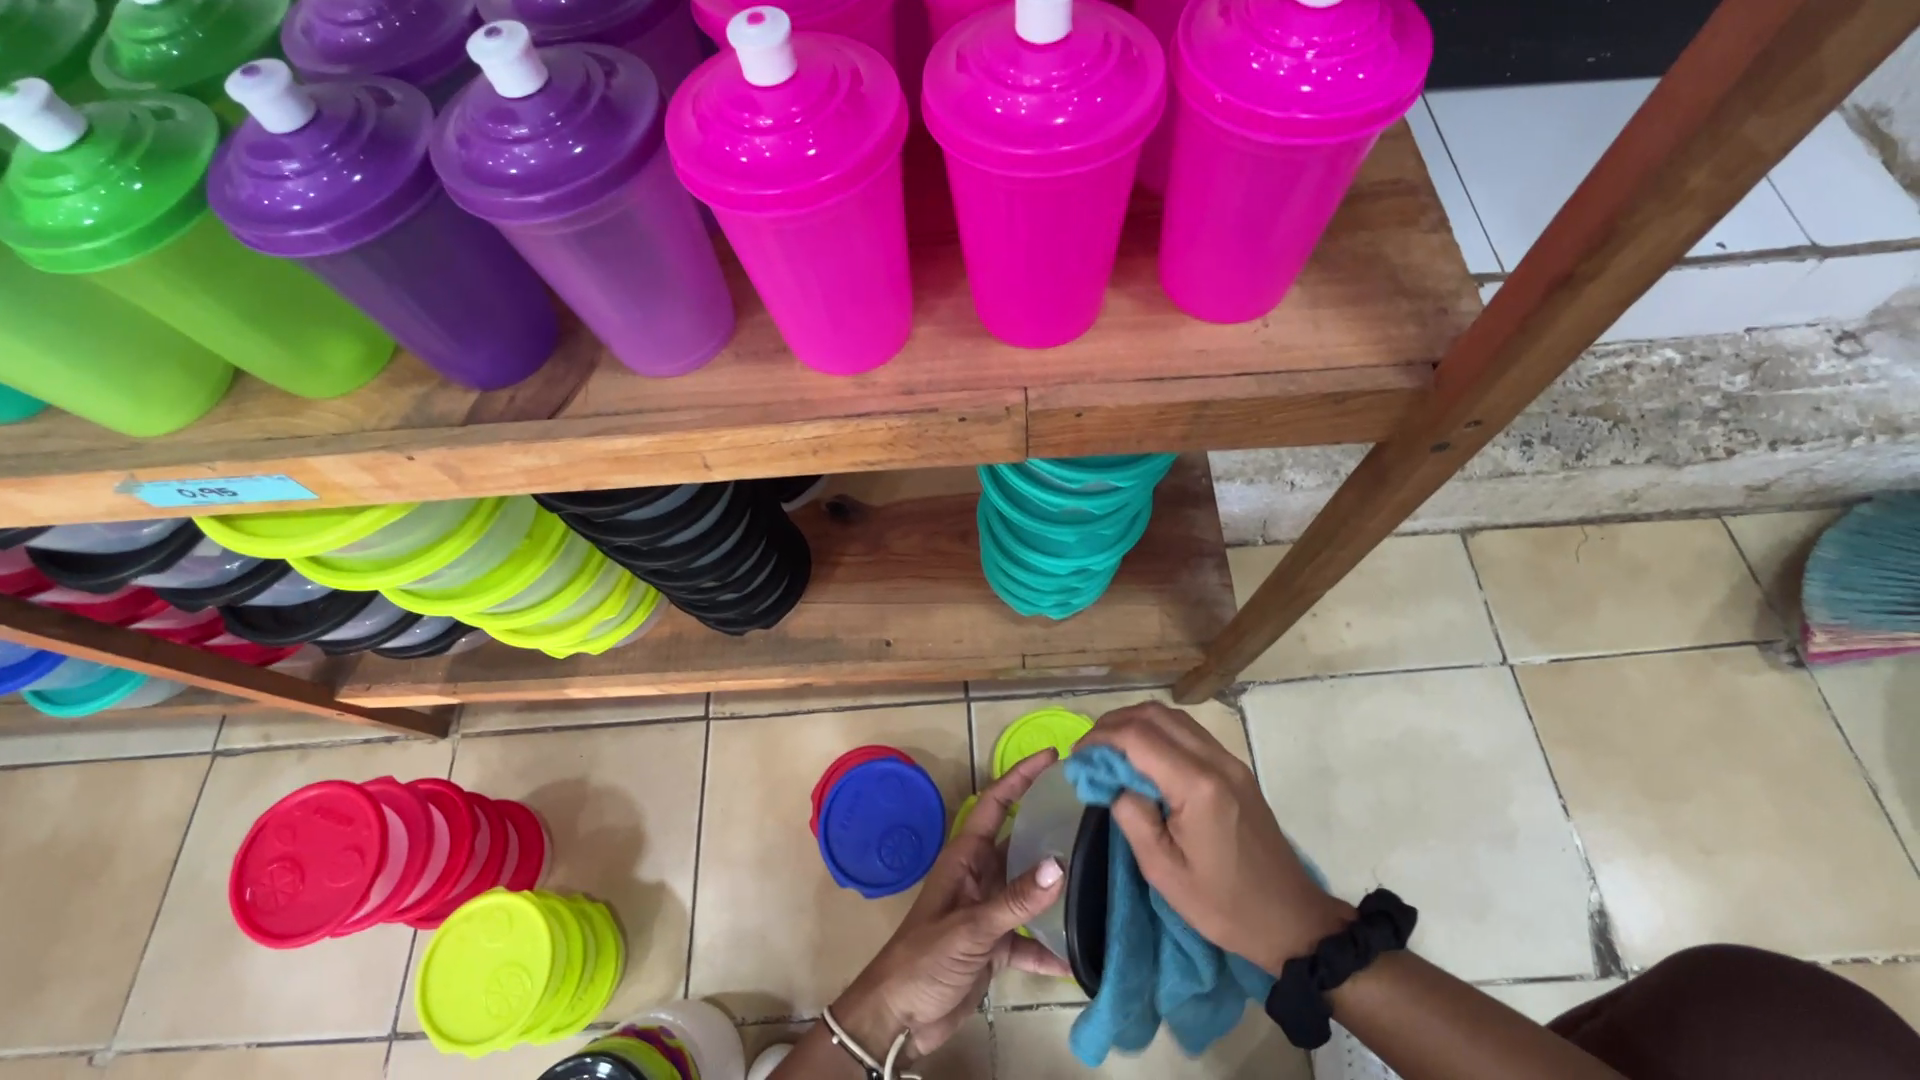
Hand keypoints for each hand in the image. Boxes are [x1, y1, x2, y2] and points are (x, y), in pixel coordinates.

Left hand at [831, 750, 1071, 1058]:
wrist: (898, 1017)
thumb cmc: (922, 960)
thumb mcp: (970, 928)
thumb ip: (1014, 900)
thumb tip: (1059, 865)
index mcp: (965, 858)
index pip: (997, 804)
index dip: (1021, 777)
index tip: (1054, 757)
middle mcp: (979, 877)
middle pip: (1020, 843)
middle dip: (1050, 827)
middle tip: (1093, 814)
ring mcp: (987, 912)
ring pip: (1028, 889)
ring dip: (1056, 888)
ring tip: (1098, 876)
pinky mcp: (994, 947)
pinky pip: (1029, 940)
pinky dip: (1050, 948)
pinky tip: (1078, 958)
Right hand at [1080, 702, 1354, 974]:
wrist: (1289, 919)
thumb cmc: (1222, 904)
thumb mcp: (1163, 870)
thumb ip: (1131, 815)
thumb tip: (1110, 782)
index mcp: (1198, 786)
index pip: (1137, 737)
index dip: (1099, 740)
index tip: (1075, 759)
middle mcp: (1216, 761)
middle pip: (1155, 715)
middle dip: (1113, 725)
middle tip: (1087, 752)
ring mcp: (1230, 762)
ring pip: (1174, 719)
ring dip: (1135, 725)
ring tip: (1108, 752)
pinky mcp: (1235, 770)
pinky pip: (1189, 734)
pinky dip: (1158, 734)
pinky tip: (1141, 760)